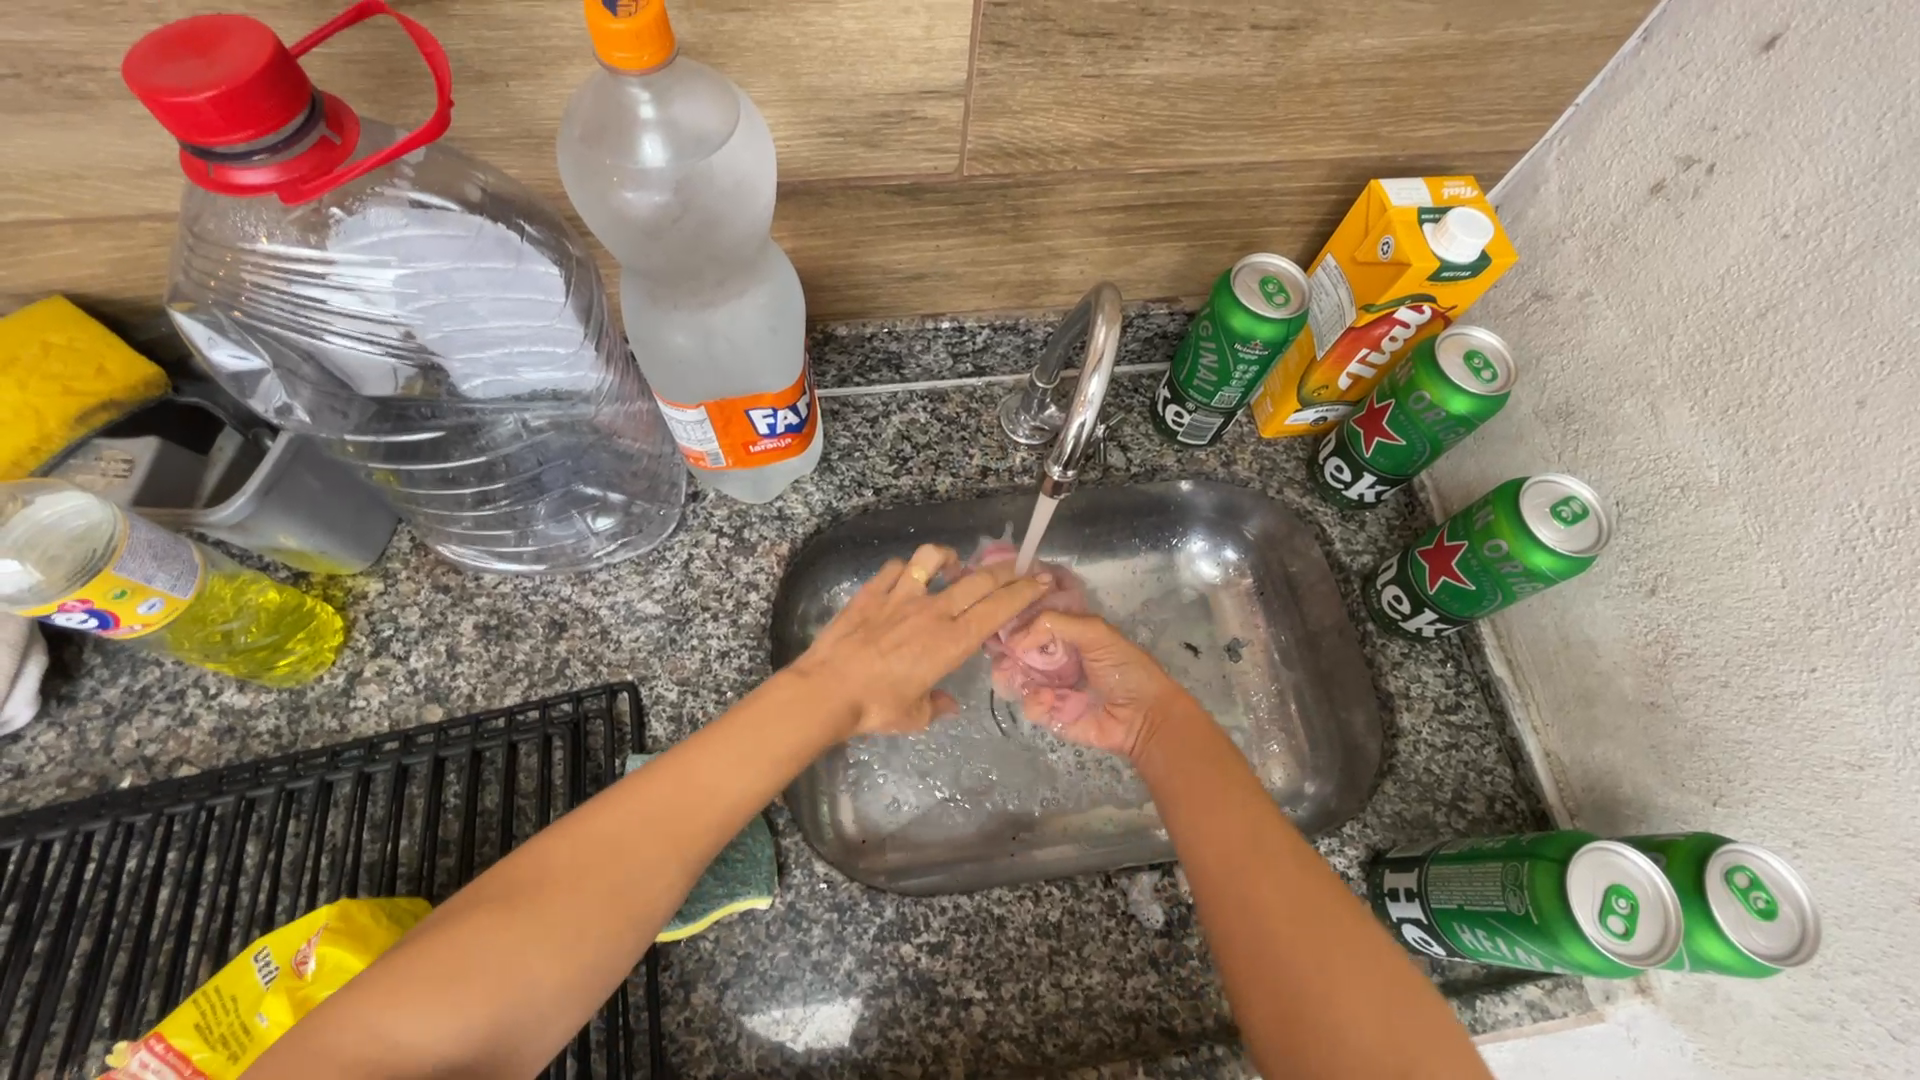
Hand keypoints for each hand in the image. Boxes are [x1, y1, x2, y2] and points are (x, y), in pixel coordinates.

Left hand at [789, 544, 1052, 738]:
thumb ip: (937, 706)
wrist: (827, 690)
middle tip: (1021, 568)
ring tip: (955, 566)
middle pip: (979, 580)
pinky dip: (908, 568)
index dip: (1024, 592)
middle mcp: (933, 612)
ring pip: (934, 559)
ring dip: (951, 558)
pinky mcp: (872, 591)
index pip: (998, 609)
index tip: (1041, 581)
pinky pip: (896, 567)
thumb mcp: (914, 716)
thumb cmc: (875, 707)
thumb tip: (949, 705)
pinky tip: (908, 577)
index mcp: (952, 642)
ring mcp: (901, 596)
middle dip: (1006, 571)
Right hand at [1004, 612, 1200, 761]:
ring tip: (1020, 677)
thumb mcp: (1095, 632)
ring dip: (1011, 676)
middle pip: (1012, 653)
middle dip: (1002, 652)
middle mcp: (1050, 660)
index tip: (998, 622)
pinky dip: (1035, 701)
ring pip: (1012, 680)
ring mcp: (1047, 687)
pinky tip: (1050, 699)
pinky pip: (1029, 706)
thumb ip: (1054, 623)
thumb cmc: (1125, 669)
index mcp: (1063, 635)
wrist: (1145, 715)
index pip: (1027, 624)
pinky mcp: (1049, 715)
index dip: (1011, 623)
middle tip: (1001, 655)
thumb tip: (1015, 638)